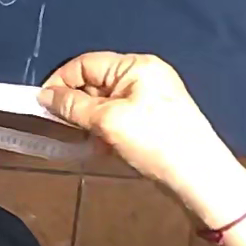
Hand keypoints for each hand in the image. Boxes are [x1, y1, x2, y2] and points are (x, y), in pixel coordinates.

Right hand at [39, 52, 245, 227]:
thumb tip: (44, 96)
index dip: (60, 81)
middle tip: (66, 126)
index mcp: (136, 66)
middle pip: (92, 81)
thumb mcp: (107, 121)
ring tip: (87, 139)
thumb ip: (71, 105)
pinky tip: (102, 145)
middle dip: (76, 103)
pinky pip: (114, 115)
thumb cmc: (156, 144)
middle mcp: (143, 76)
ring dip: (88, 119)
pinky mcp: (151, 117)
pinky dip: (102, 128)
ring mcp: (149, 97)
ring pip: (100, 101)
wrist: (202, 182)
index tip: (44, 105)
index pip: (84, 63)